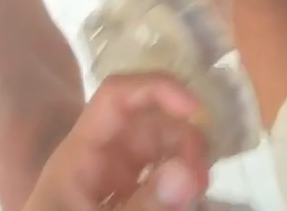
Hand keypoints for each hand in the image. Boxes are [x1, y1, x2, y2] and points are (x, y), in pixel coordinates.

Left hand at [22, 74, 210, 210]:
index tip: (197, 110)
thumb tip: (190, 171)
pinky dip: (181, 191)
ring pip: (164, 153)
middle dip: (184, 139)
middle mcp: (102, 156)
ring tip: (201, 195)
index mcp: (82, 150)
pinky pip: (163, 185)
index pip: (117, 95)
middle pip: (151, 124)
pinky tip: (195, 201)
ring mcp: (117, 181)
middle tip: (203, 180)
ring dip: (188, 166)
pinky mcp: (131, 202)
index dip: (157, 88)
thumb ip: (143, 206)